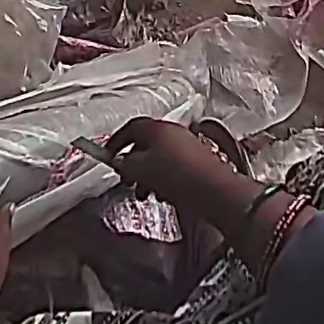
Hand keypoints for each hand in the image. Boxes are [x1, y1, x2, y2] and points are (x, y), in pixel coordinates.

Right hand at [107, 118, 252, 223]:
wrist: (216, 193)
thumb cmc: (176, 176)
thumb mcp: (142, 170)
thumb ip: (125, 164)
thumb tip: (118, 162)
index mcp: (156, 128)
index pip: (130, 128)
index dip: (117, 141)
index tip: (108, 155)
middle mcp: (172, 131)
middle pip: (145, 142)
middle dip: (133, 162)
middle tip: (126, 178)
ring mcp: (187, 145)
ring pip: (158, 156)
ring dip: (148, 174)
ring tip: (144, 192)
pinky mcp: (198, 162)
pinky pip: (172, 166)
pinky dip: (163, 178)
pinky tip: (163, 195)